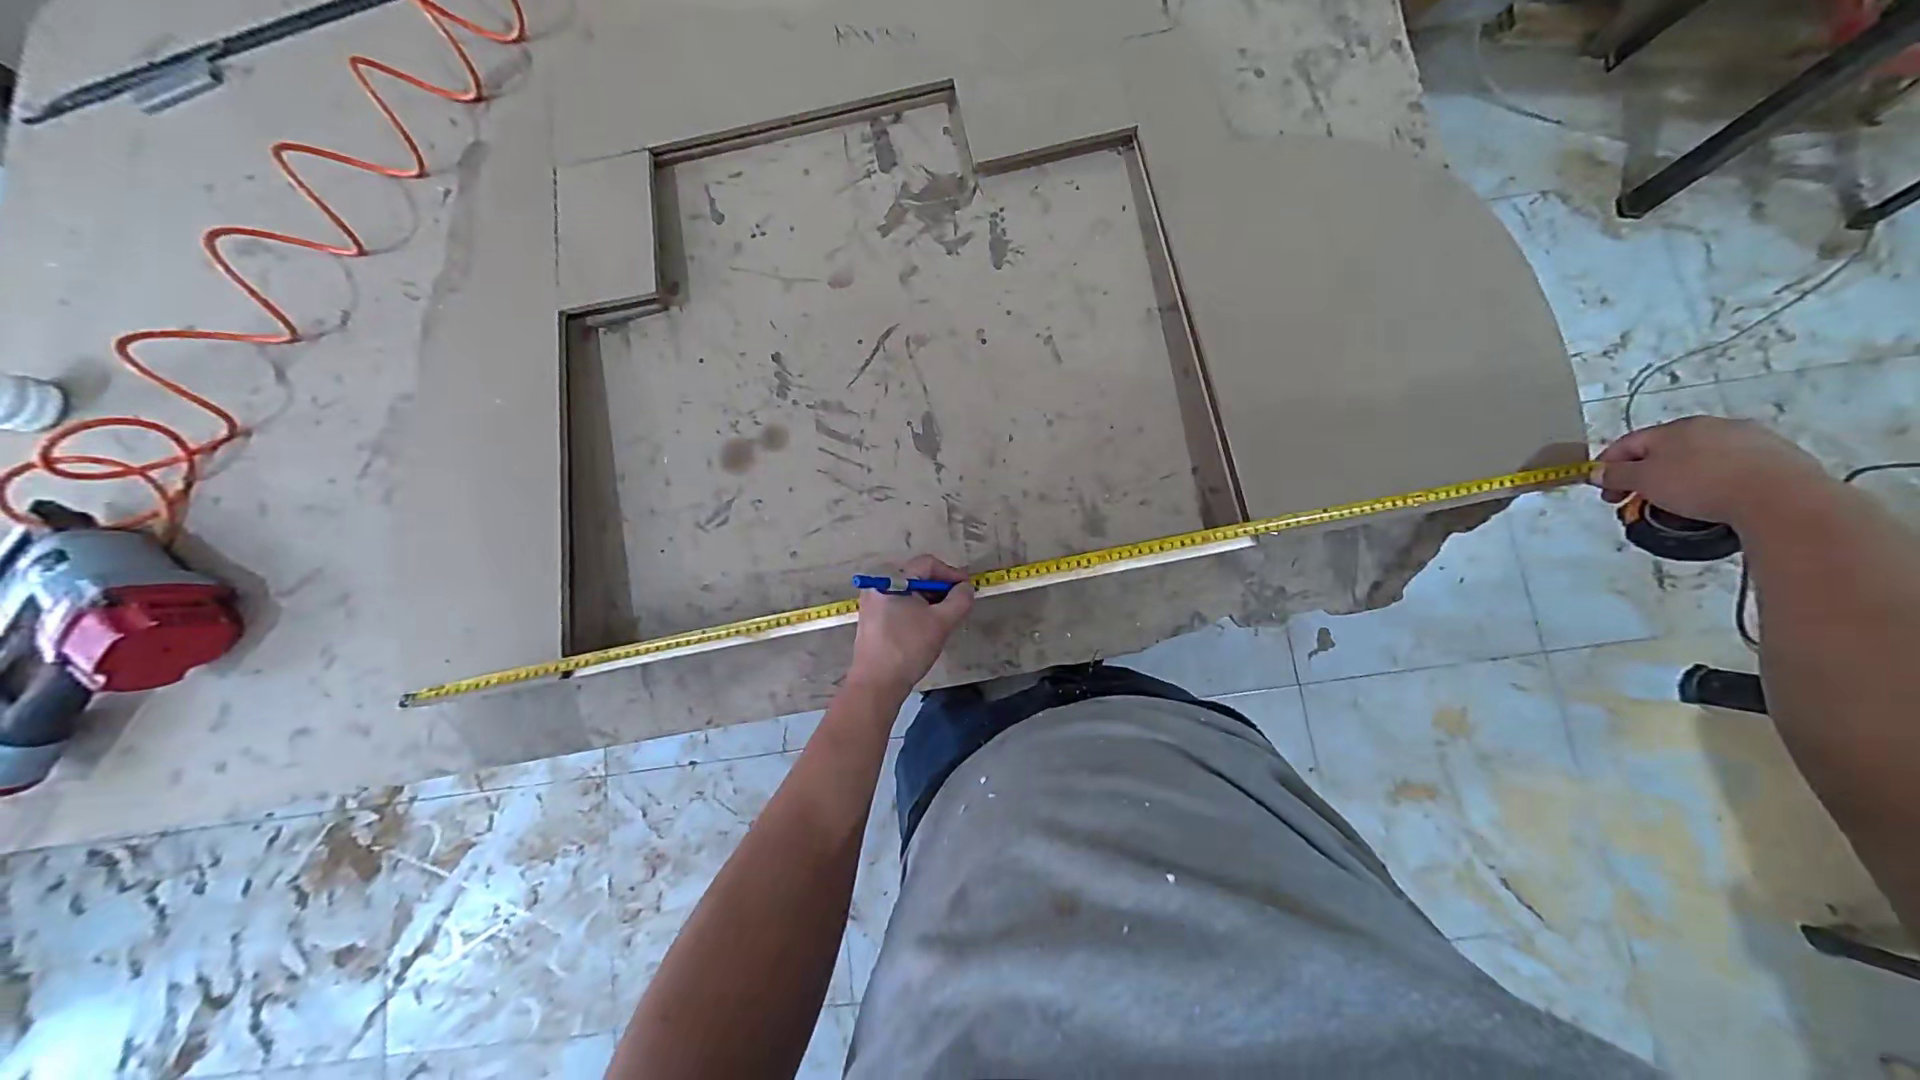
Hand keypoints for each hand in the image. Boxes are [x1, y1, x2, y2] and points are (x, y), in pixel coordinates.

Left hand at [848, 555, 975, 695]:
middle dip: (942, 588)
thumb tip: (966, 588)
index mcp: (891, 579)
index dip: (951, 574)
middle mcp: (878, 585)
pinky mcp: (872, 619)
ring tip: (947, 617)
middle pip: (917, 576)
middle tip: (959, 604)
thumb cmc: (908, 648)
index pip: (928, 564)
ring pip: (909, 592)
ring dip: (931, 601)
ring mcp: (872, 603)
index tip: (968, 589)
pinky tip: (928, 627)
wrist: (876, 683)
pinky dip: (917, 610)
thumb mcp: (941, 622)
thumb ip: (959, 600)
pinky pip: (900, 605)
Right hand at [1592, 416, 1831, 529]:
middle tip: (1638, 499)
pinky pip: (1731, 467)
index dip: (1609, 466)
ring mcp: (1749, 438)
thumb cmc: (1700, 485)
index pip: (1628, 443)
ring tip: (1678, 502)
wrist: (1781, 497)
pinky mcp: (1778, 455)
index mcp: (1675, 428)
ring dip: (1681, 477)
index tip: (1605, 491)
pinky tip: (1716, 498)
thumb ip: (1616, 475)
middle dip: (1646, 473)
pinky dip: (1715, 481)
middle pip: (1665, 449)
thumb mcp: (1644, 482)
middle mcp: (1711, 426)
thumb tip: (1597, 472)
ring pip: (1700, 457)